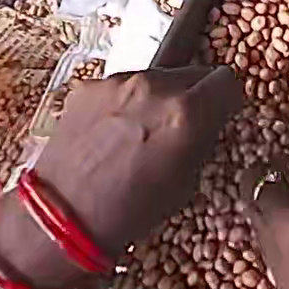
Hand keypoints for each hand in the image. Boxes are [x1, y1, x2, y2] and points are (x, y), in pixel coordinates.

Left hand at [0, 66, 241, 288]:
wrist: (62, 214)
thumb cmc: (130, 210)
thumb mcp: (186, 182)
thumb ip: (202, 139)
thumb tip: (209, 120)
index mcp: (185, 113)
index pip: (226, 80)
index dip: (226, 99)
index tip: (221, 111)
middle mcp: (154, 87)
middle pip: (192, 74)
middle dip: (193, 97)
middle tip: (180, 127)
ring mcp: (119, 82)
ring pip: (156, 77)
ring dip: (158, 97)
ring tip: (141, 133)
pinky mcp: (91, 85)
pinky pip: (122, 86)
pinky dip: (125, 102)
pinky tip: (112, 132)